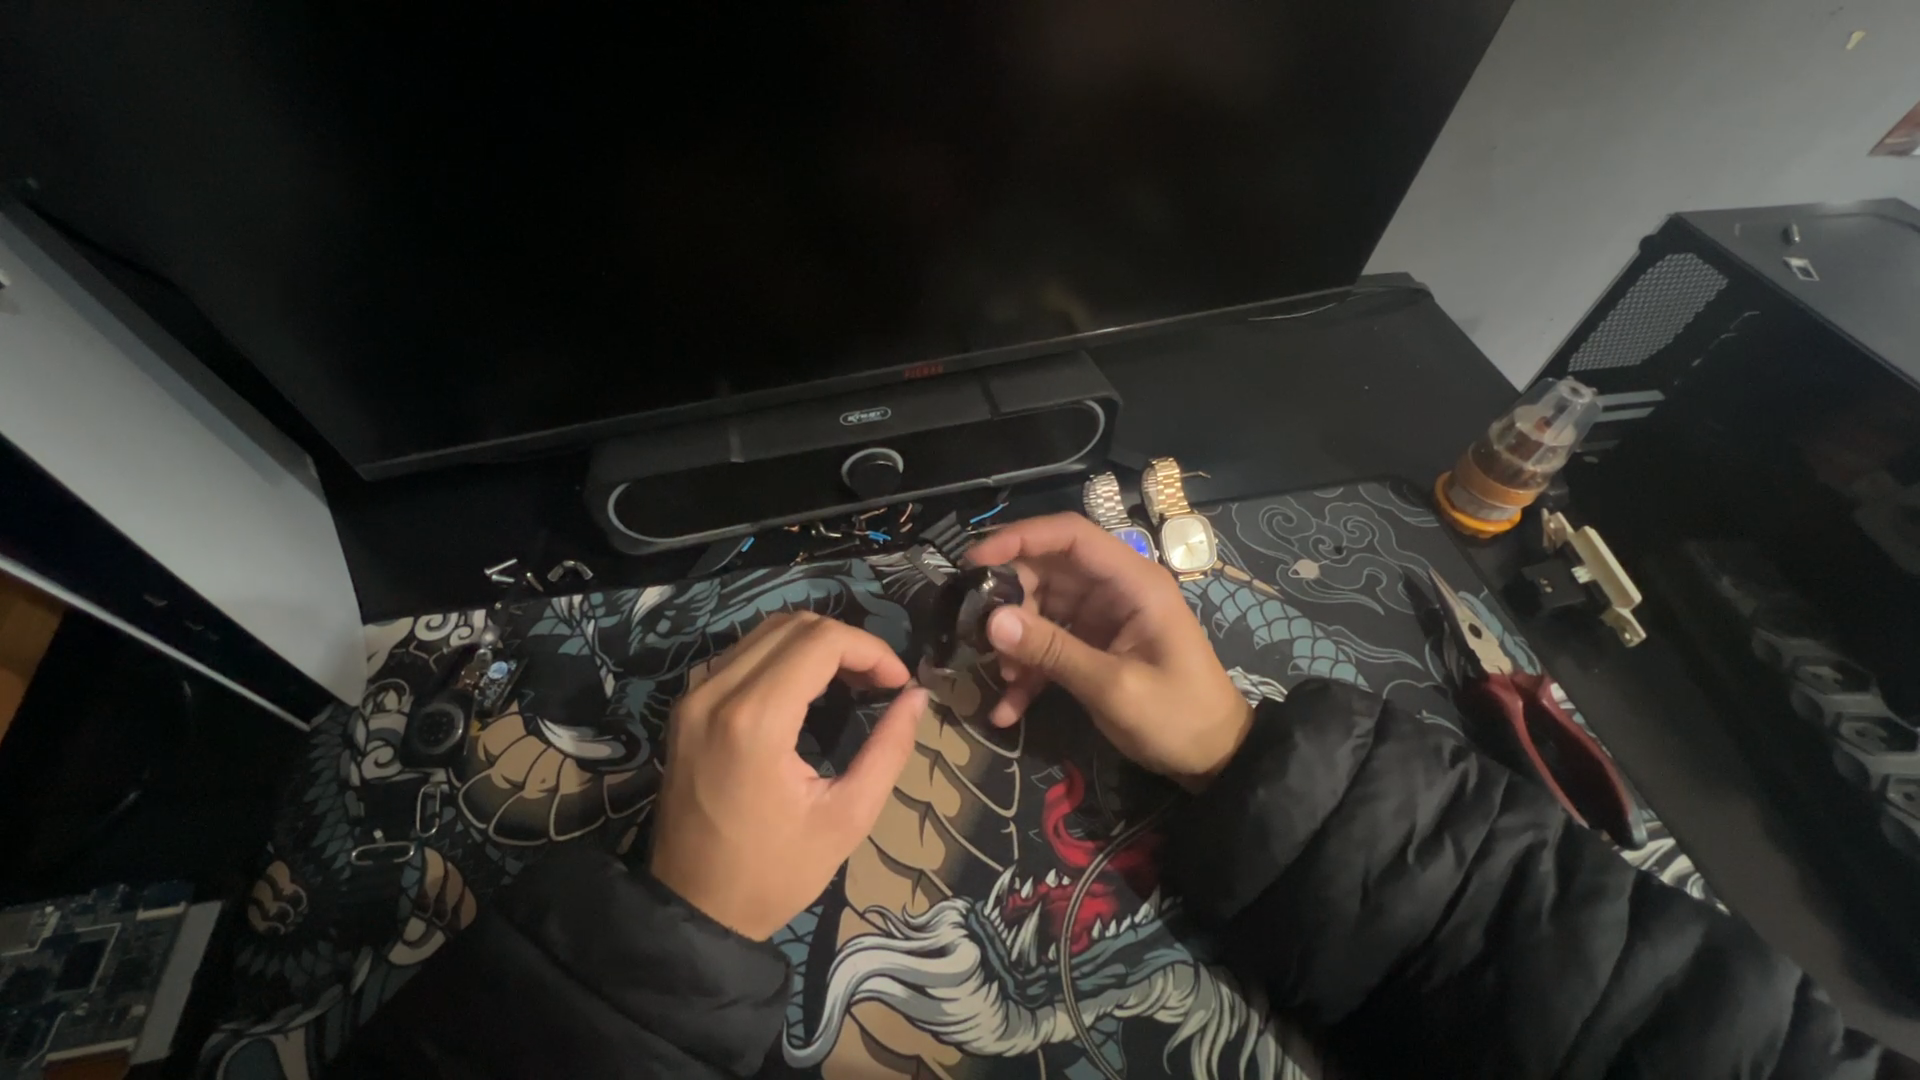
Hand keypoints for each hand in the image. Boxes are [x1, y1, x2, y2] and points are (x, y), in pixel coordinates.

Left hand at [649, 612, 928, 939]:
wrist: (693, 910)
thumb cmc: (775, 872)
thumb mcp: (848, 817)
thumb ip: (889, 748)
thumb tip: (917, 696)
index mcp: (755, 721)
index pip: (822, 641)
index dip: (871, 650)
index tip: (899, 682)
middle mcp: (716, 693)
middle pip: (796, 625)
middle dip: (849, 643)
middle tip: (879, 682)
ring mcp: (694, 696)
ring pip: (767, 631)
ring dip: (817, 644)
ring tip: (851, 682)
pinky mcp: (687, 706)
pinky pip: (743, 653)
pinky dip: (784, 655)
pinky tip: (808, 688)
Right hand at [967, 512, 1252, 791]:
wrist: (1213, 758)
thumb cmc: (1177, 716)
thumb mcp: (1114, 686)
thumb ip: (1053, 651)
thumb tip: (992, 621)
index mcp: (1132, 581)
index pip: (1070, 535)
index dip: (1019, 538)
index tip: (974, 562)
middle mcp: (1114, 588)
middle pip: (1047, 570)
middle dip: (1009, 600)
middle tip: (977, 632)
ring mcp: (1101, 616)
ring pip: (1040, 607)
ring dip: (1015, 642)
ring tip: (1002, 679)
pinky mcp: (1092, 644)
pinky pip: (1048, 643)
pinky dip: (1028, 671)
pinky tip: (1007, 708)